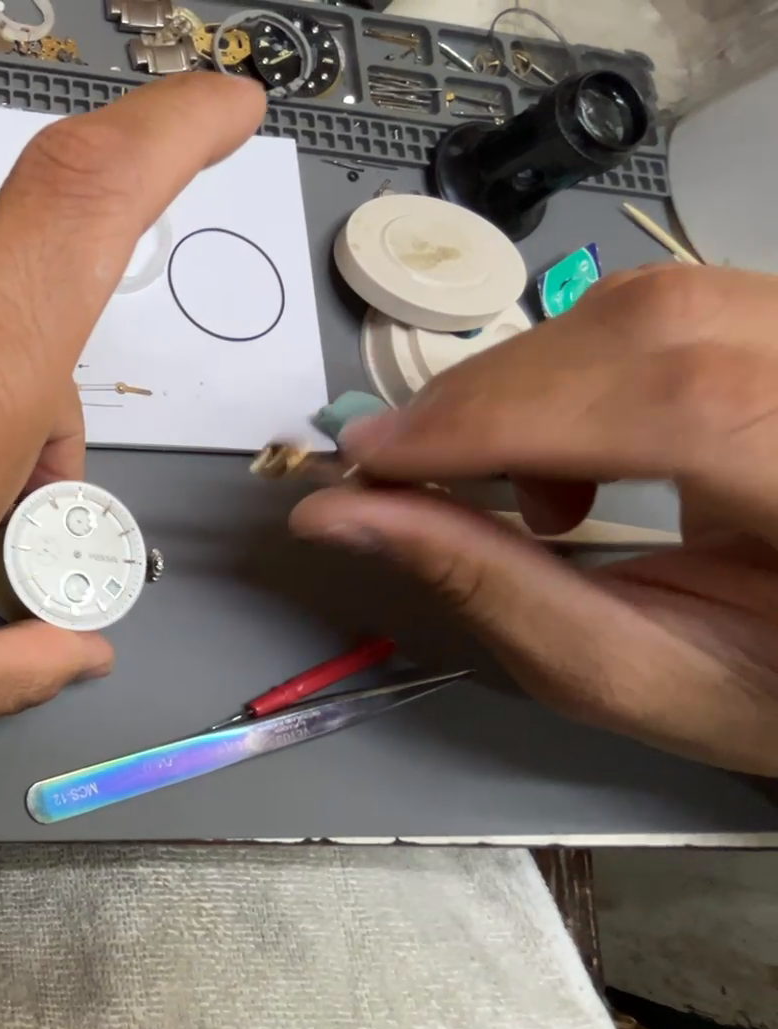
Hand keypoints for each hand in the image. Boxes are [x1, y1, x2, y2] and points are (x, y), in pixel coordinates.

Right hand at [289, 264, 777, 774]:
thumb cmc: (753, 690)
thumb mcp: (607, 668)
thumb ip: (474, 580)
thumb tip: (327, 512)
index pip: (690, 406)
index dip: (507, 417)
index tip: (373, 459)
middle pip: (661, 329)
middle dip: (487, 395)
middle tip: (400, 465)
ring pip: (653, 304)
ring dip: (518, 384)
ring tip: (500, 475)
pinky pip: (667, 308)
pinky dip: (562, 369)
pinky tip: (560, 445)